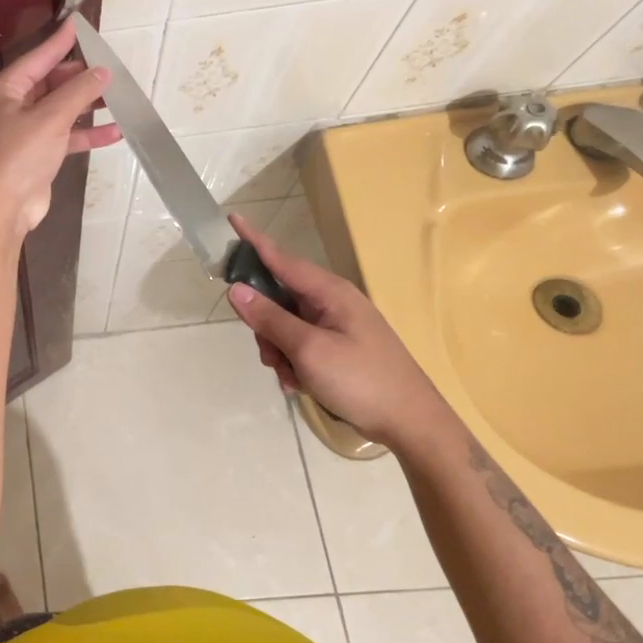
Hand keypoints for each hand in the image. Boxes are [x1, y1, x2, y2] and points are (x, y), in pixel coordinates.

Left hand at [0, 19, 120, 235]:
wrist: (3, 209)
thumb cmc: (19, 156)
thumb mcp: (50, 118)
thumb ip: (78, 92)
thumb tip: (103, 71)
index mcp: (6, 89)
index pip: (38, 57)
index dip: (61, 41)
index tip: (81, 24)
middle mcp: (13, 105)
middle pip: (51, 82)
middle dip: (80, 76)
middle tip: (110, 66)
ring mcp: (25, 131)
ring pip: (61, 108)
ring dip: (87, 104)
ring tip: (118, 95)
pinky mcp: (38, 154)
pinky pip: (66, 135)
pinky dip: (87, 133)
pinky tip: (115, 131)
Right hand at [224, 214, 455, 449]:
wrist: (411, 423)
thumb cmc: (361, 380)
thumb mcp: (309, 350)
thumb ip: (270, 319)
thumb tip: (236, 289)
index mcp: (329, 293)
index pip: (282, 259)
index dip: (254, 241)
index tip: (231, 219)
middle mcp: (332, 302)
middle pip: (277, 298)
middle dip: (264, 326)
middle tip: (271, 356)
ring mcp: (336, 325)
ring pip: (284, 325)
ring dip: (278, 350)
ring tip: (291, 378)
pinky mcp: (339, 347)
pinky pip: (300, 345)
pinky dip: (293, 363)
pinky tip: (300, 384)